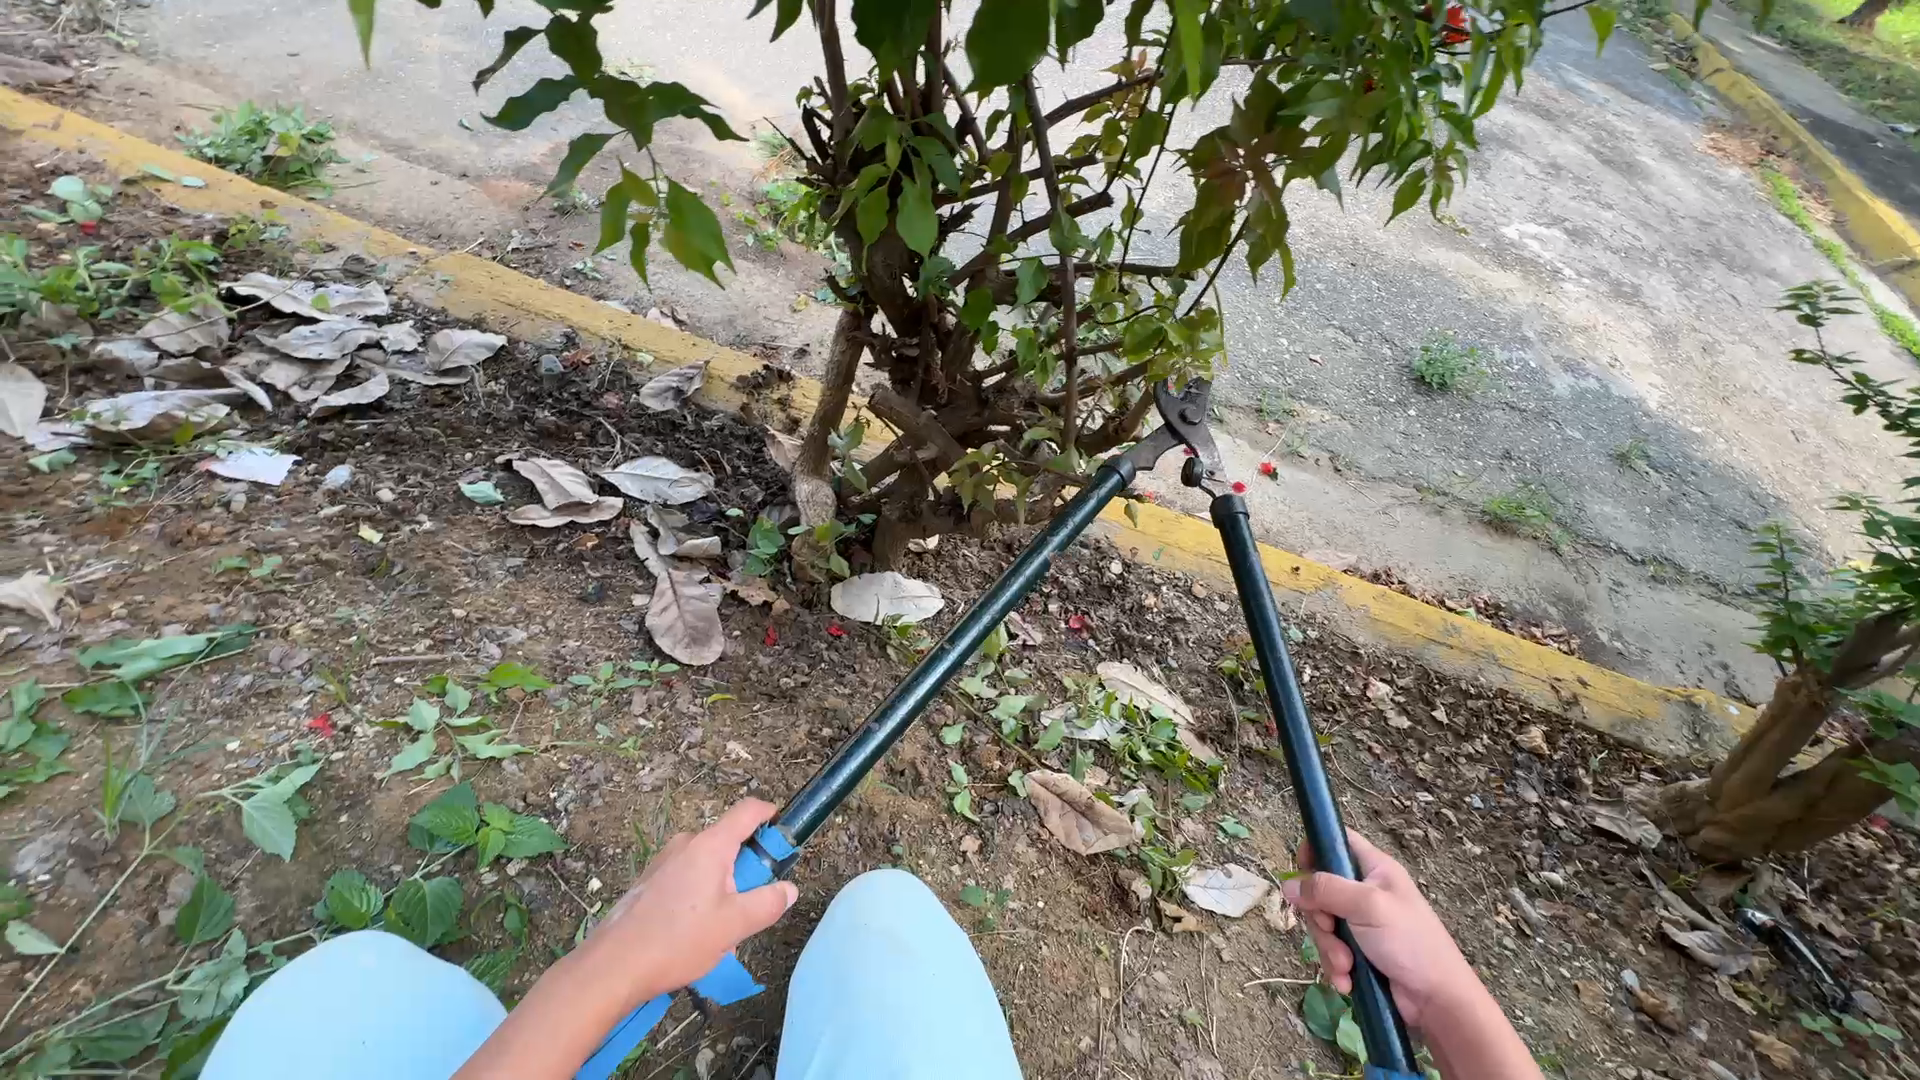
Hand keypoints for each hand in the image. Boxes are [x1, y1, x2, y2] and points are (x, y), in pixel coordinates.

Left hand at [579, 799, 798, 1008]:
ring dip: (720, 886)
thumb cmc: (677, 940)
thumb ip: (768, 903)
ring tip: (717, 929)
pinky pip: (685, 877)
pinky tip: (689, 933)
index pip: (748, 810)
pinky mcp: (648, 882)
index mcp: (710, 845)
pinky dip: (697, 895)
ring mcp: (663, 861)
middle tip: (747, 906)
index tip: (782, 834)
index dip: (769, 815)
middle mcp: (686, 844)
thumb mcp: (735, 926)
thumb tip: (788, 890)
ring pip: (706, 864)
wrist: (611, 968)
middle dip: (744, 869)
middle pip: (728, 842)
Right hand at [1282, 829, 1476, 1028]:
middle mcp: (1365, 892)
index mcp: (1374, 869)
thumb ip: (1325, 889)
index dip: (1316, 848)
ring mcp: (1361, 923)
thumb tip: (1287, 885)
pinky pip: (1331, 949)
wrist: (1439, 1003)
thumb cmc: (1410, 942)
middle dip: (1319, 915)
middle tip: (1332, 929)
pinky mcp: (1359, 951)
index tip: (1303, 871)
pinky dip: (1335, 965)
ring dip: (1328, 946)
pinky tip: (1347, 979)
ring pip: (1323, 922)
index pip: (1337, 840)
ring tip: (1346, 964)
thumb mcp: (1367, 906)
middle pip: (1320, 888)